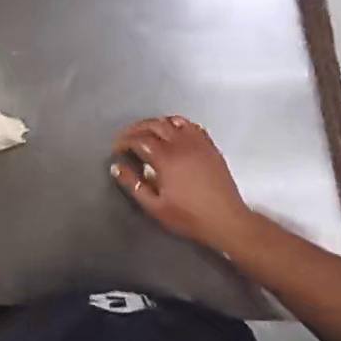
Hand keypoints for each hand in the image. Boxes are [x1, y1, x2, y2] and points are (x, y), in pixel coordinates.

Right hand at [110, 115, 254, 250]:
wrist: (225, 219)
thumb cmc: (188, 216)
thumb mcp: (154, 206)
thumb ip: (133, 185)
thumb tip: (117, 168)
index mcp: (167, 158)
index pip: (140, 139)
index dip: (124, 141)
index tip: (116, 148)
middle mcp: (183, 144)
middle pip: (155, 124)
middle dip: (137, 128)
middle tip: (126, 137)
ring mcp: (199, 143)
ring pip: (174, 121)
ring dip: (157, 123)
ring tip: (146, 132)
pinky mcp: (210, 147)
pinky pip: (192, 126)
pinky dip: (178, 125)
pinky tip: (173, 134)